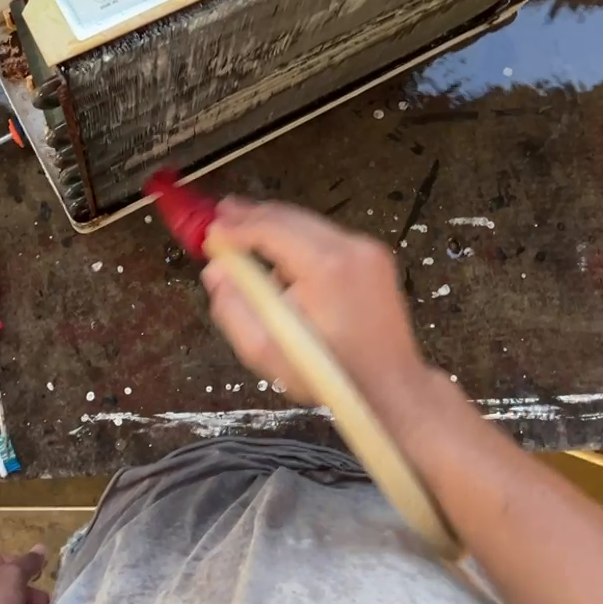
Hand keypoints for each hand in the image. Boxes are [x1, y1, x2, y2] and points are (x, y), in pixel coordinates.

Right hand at [200, 197, 429, 407]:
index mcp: (326, 266)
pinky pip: (324, 235)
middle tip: (220, 215)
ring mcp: (367, 249)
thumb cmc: (331, 376)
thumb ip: (233, 310)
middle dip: (251, 215)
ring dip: (274, 225)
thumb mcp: (269, 354)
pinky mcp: (374, 256)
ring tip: (242, 228)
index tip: (210, 230)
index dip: (236, 226)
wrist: (392, 388)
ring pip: (307, 223)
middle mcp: (350, 247)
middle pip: (290, 217)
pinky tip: (277, 250)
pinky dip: (297, 237)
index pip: (270, 229)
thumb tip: (216, 272)